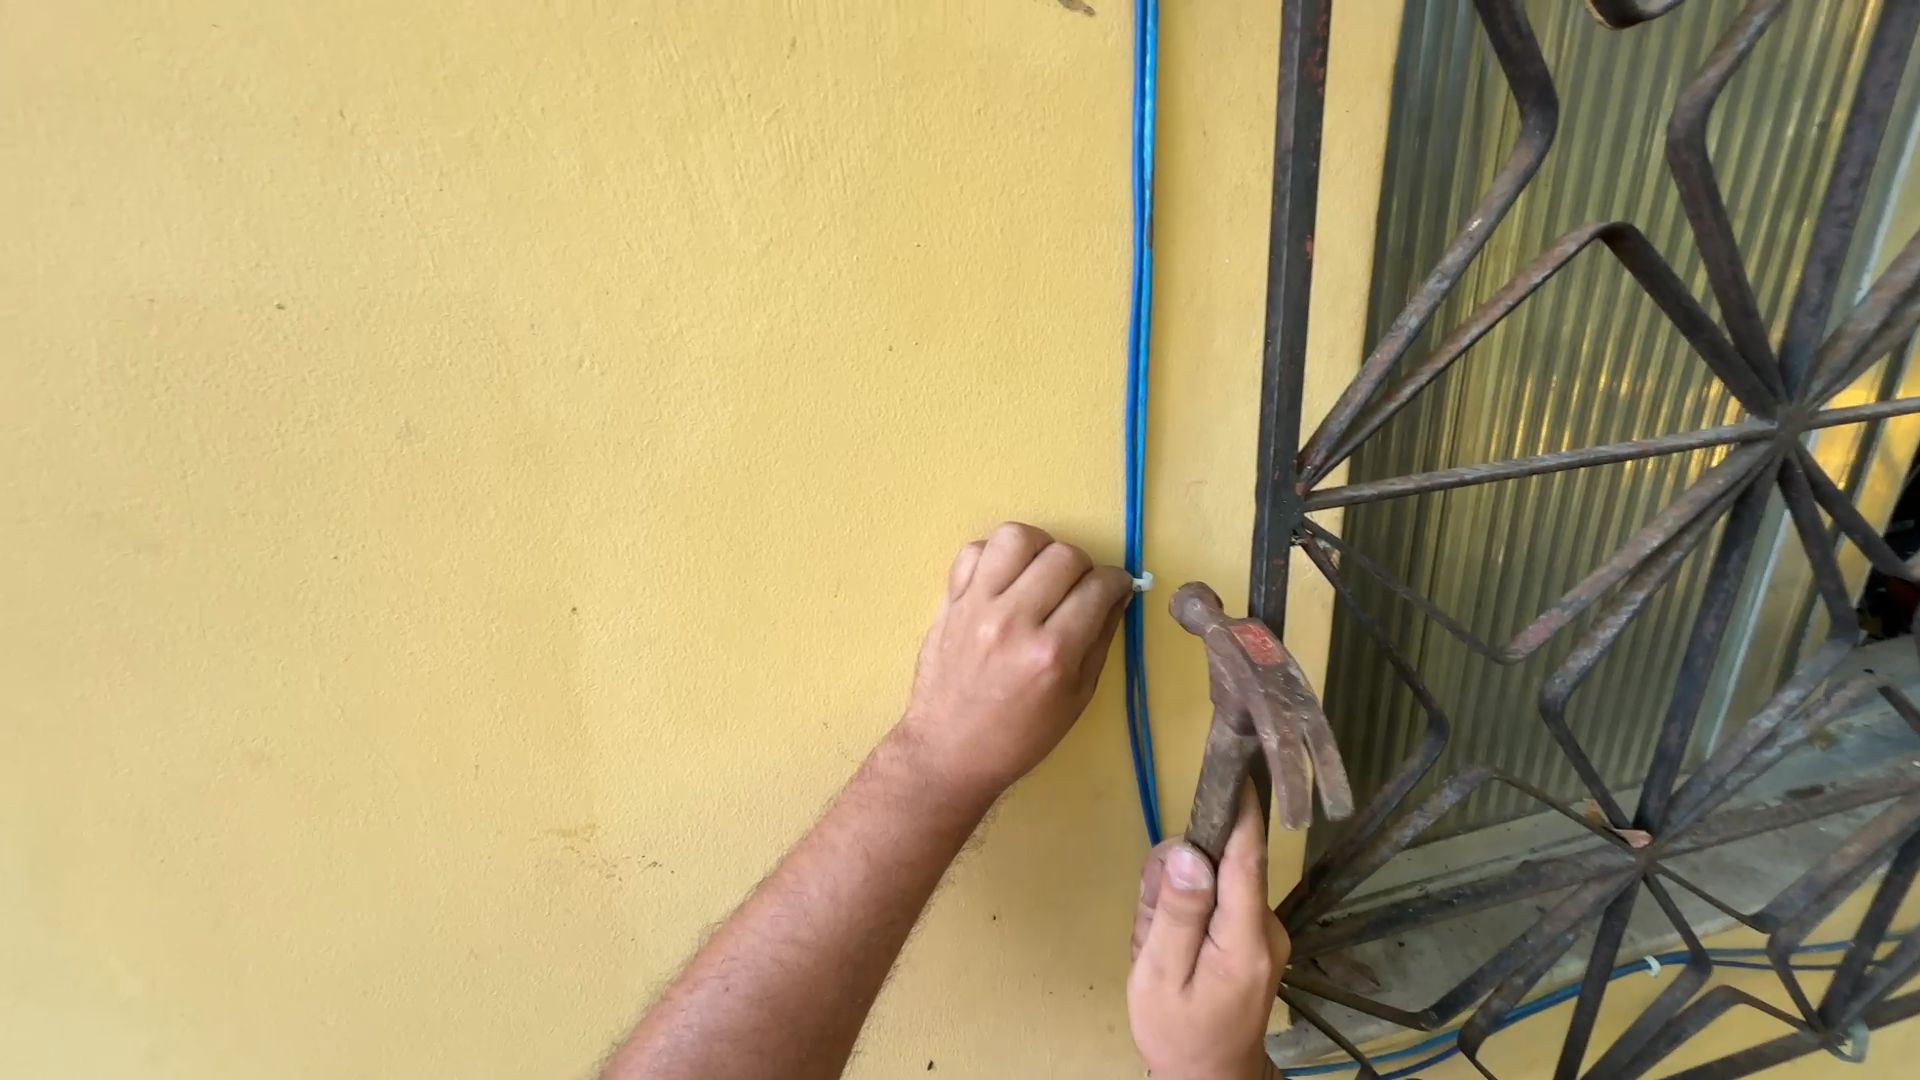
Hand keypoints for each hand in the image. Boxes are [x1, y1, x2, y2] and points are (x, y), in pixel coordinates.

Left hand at [898, 522, 1133, 801]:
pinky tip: (1003, 579)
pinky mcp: (949, 601)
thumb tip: (1117, 593)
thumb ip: (1100, 639)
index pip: (1098, 587)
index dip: (1116, 581)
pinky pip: (973, 550)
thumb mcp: (1078, 698)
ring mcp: (976, 606)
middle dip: (1083, 566)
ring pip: (1016, 536)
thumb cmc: (1021, 735)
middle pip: (1063, 555)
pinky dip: (994, 556)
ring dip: (1038, 548)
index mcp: (1052, 653)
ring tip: (1038, 572)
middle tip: (1077, 588)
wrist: (949, 749)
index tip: (1115, 586)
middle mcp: (1014, 621)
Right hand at [1128, 786, 1288, 1079]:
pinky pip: (1215, 896)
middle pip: (1219, 863)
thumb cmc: (1179, 1032)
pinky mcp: (1253, 933)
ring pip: (1212, 877)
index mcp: (1246, 937)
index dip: (1242, 808)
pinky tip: (1171, 943)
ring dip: (1175, 897)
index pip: (1249, 855)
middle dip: (1175, 875)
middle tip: (1150, 922)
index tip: (1236, 763)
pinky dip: (1185, 909)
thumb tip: (1188, 850)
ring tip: (1158, 942)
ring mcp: (1263, 930)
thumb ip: (1176, 911)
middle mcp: (1265, 926)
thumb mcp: (1161, 974)